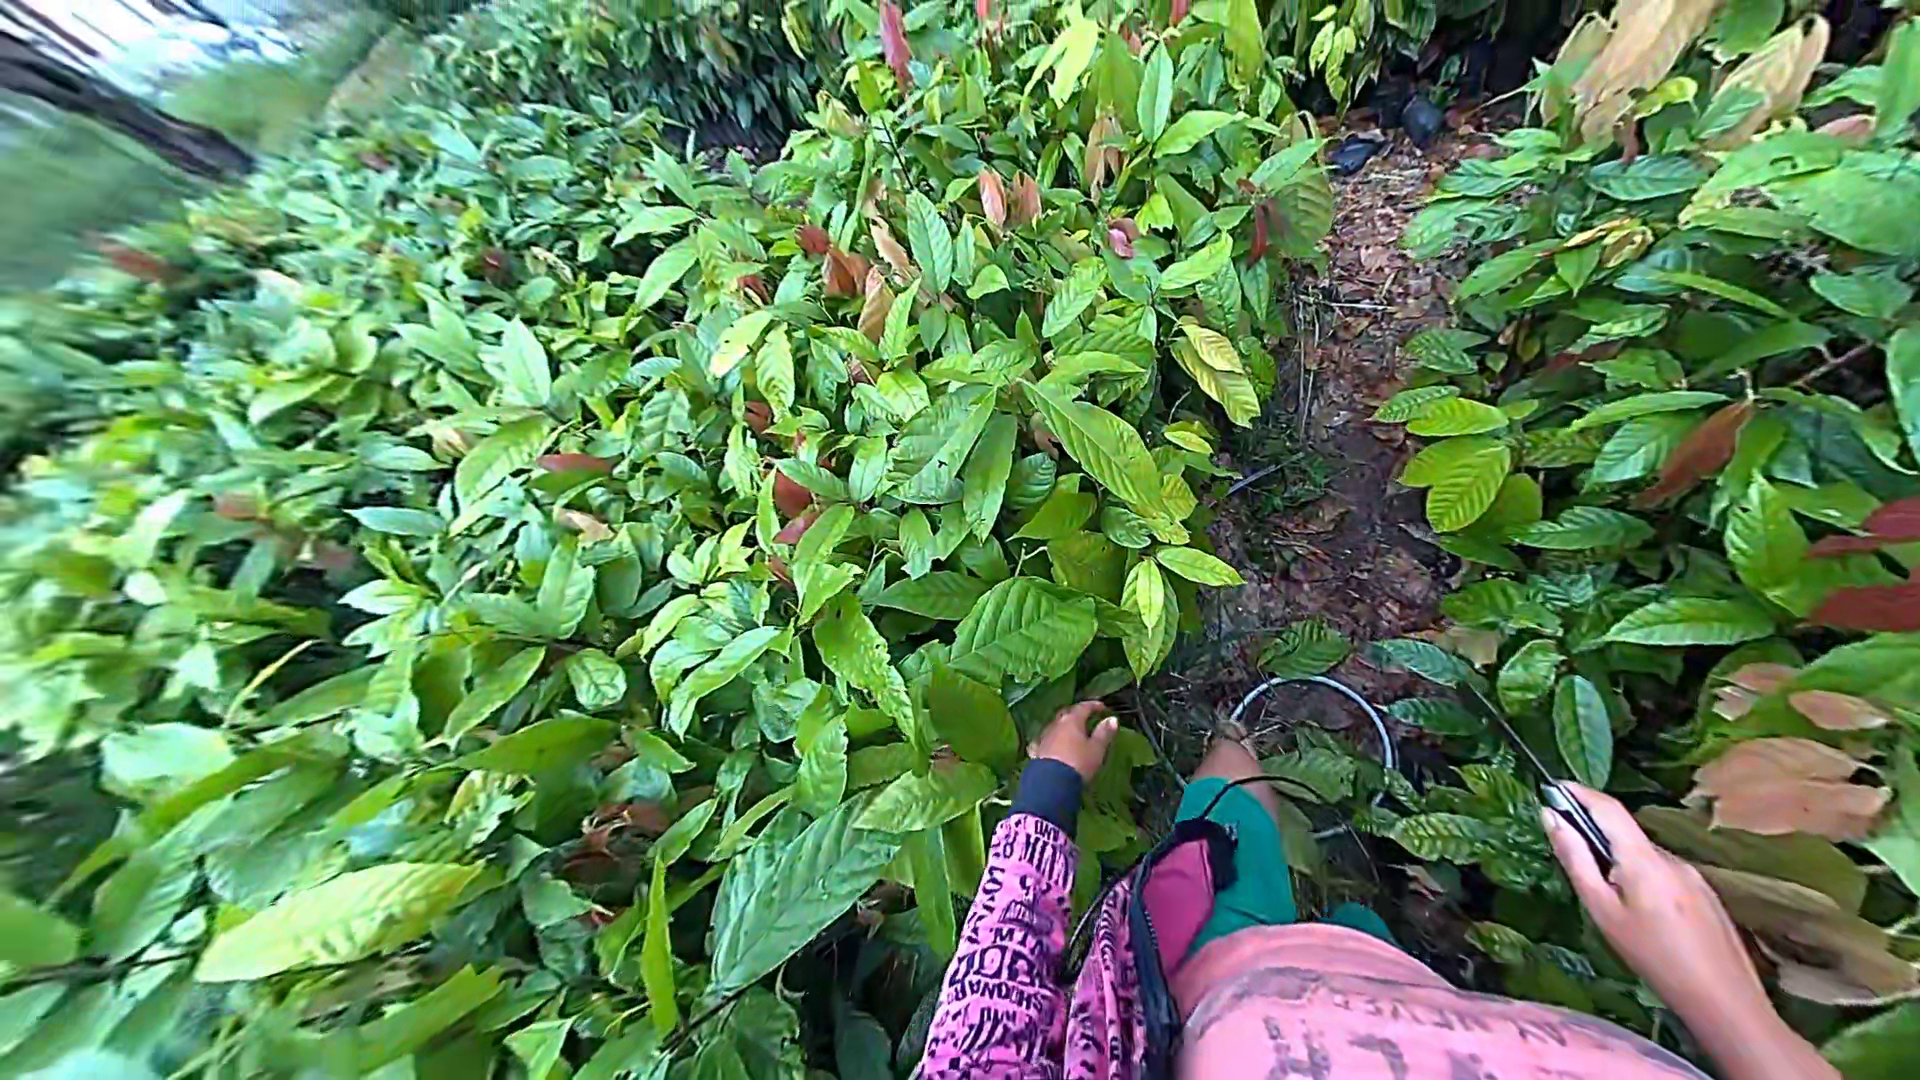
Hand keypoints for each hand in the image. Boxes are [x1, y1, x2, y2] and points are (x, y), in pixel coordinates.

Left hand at [1028, 701, 1118, 781]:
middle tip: (1087, 717)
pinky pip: (1046, 739)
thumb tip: (1112, 718)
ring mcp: (1045, 736)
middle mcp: (1056, 724)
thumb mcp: (1096, 749)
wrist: (1052, 782)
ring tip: (1073, 731)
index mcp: (1072, 720)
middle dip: (1077, 713)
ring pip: (1056, 725)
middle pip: (1067, 713)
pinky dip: (1053, 739)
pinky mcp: (1037, 749)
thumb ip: (1104, 733)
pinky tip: (1054, 743)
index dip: (1094, 705)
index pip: (1083, 707)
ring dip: (1064, 726)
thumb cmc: (1079, 762)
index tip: (1103, 707)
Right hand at [1543, 784, 1837, 1079]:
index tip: (1551, 786)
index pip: (1609, 808)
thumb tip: (1550, 815)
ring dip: (1617, 857)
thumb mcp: (1599, 906)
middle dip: (1593, 833)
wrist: (1728, 1006)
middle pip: (1625, 832)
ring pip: (1643, 853)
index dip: (1578, 791)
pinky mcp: (1707, 895)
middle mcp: (1674, 860)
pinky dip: (1639, 873)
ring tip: (1606, 892)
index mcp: (1646, 860)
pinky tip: (1638, 908)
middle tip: (1569, 854)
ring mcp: (1696, 878)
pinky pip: (1662, 871)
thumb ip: (1574, 856)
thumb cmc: (1651, 955)